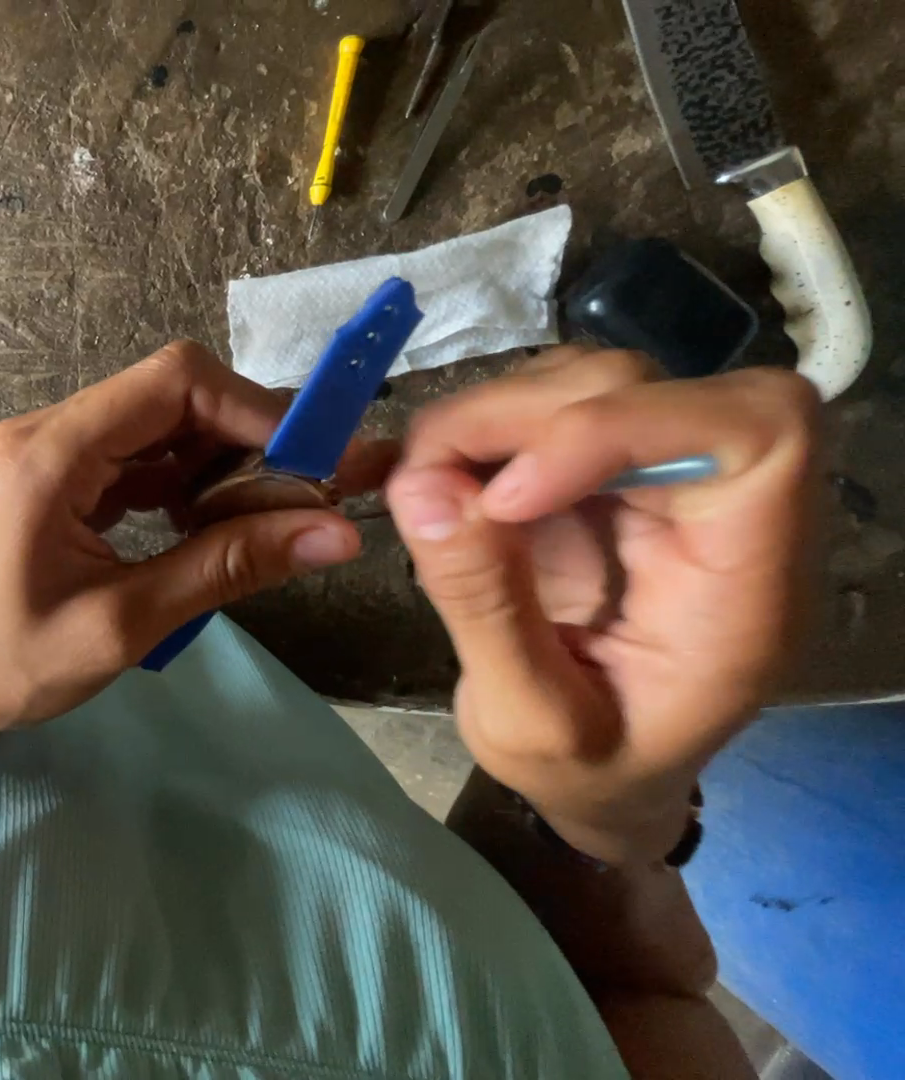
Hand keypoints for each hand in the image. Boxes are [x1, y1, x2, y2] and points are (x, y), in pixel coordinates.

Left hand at [0, 340, 388, 742]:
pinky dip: (176, 485)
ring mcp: (42, 456)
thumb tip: (336, 531)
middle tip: (306, 495)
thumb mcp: (124, 622)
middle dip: (245, 437)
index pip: (173, 381)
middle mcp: (43, 434)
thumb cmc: (5, 665)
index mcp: (49, 453)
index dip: (256, 408)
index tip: (316, 461)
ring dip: (214, 464)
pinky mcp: (47, 483)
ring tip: (265, 519)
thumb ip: (228, 567)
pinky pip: (127, 461)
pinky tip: (205, 527)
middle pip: (167, 397)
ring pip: (152, 428)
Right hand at [386, 348, 818, 864]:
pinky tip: (424, 481)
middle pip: (649, 387)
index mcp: (741, 581)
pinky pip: (530, 418)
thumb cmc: (586, 769)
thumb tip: (422, 489)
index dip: (622, 429)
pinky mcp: (579, 489)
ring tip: (419, 482)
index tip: (507, 499)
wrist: (593, 779)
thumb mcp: (529, 719)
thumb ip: (484, 607)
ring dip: (485, 418)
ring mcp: (639, 491)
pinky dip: (465, 434)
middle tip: (425, 478)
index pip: (752, 431)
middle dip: (521, 416)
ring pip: (582, 384)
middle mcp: (703, 511)